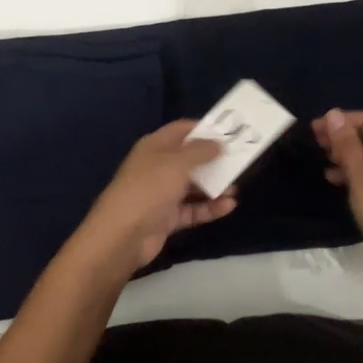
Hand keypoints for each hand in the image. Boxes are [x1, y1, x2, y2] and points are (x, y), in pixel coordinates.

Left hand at [77, 119, 236, 273]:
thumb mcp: (177, 163)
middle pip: (189, 158)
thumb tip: (218, 143)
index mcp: (155, 146)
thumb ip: (200, 151)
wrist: (123, 234)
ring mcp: (162, 193)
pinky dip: (210, 208)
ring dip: (214, 186)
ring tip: (236, 188)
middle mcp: (158, 167)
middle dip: (213, 160)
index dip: (203, 129)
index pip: (181, 130)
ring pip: (193, 186)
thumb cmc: (149, 188)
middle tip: (239, 161)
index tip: (228, 132)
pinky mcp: (167, 217)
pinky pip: (193, 209)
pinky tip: (229, 206)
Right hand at [314, 109, 362, 275]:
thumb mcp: (362, 178)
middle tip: (315, 141)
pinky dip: (354, 171)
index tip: (315, 128)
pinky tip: (335, 179)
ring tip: (322, 158)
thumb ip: (347, 145)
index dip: (342, 120)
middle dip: (342, 136)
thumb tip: (334, 114)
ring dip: (346, 154)